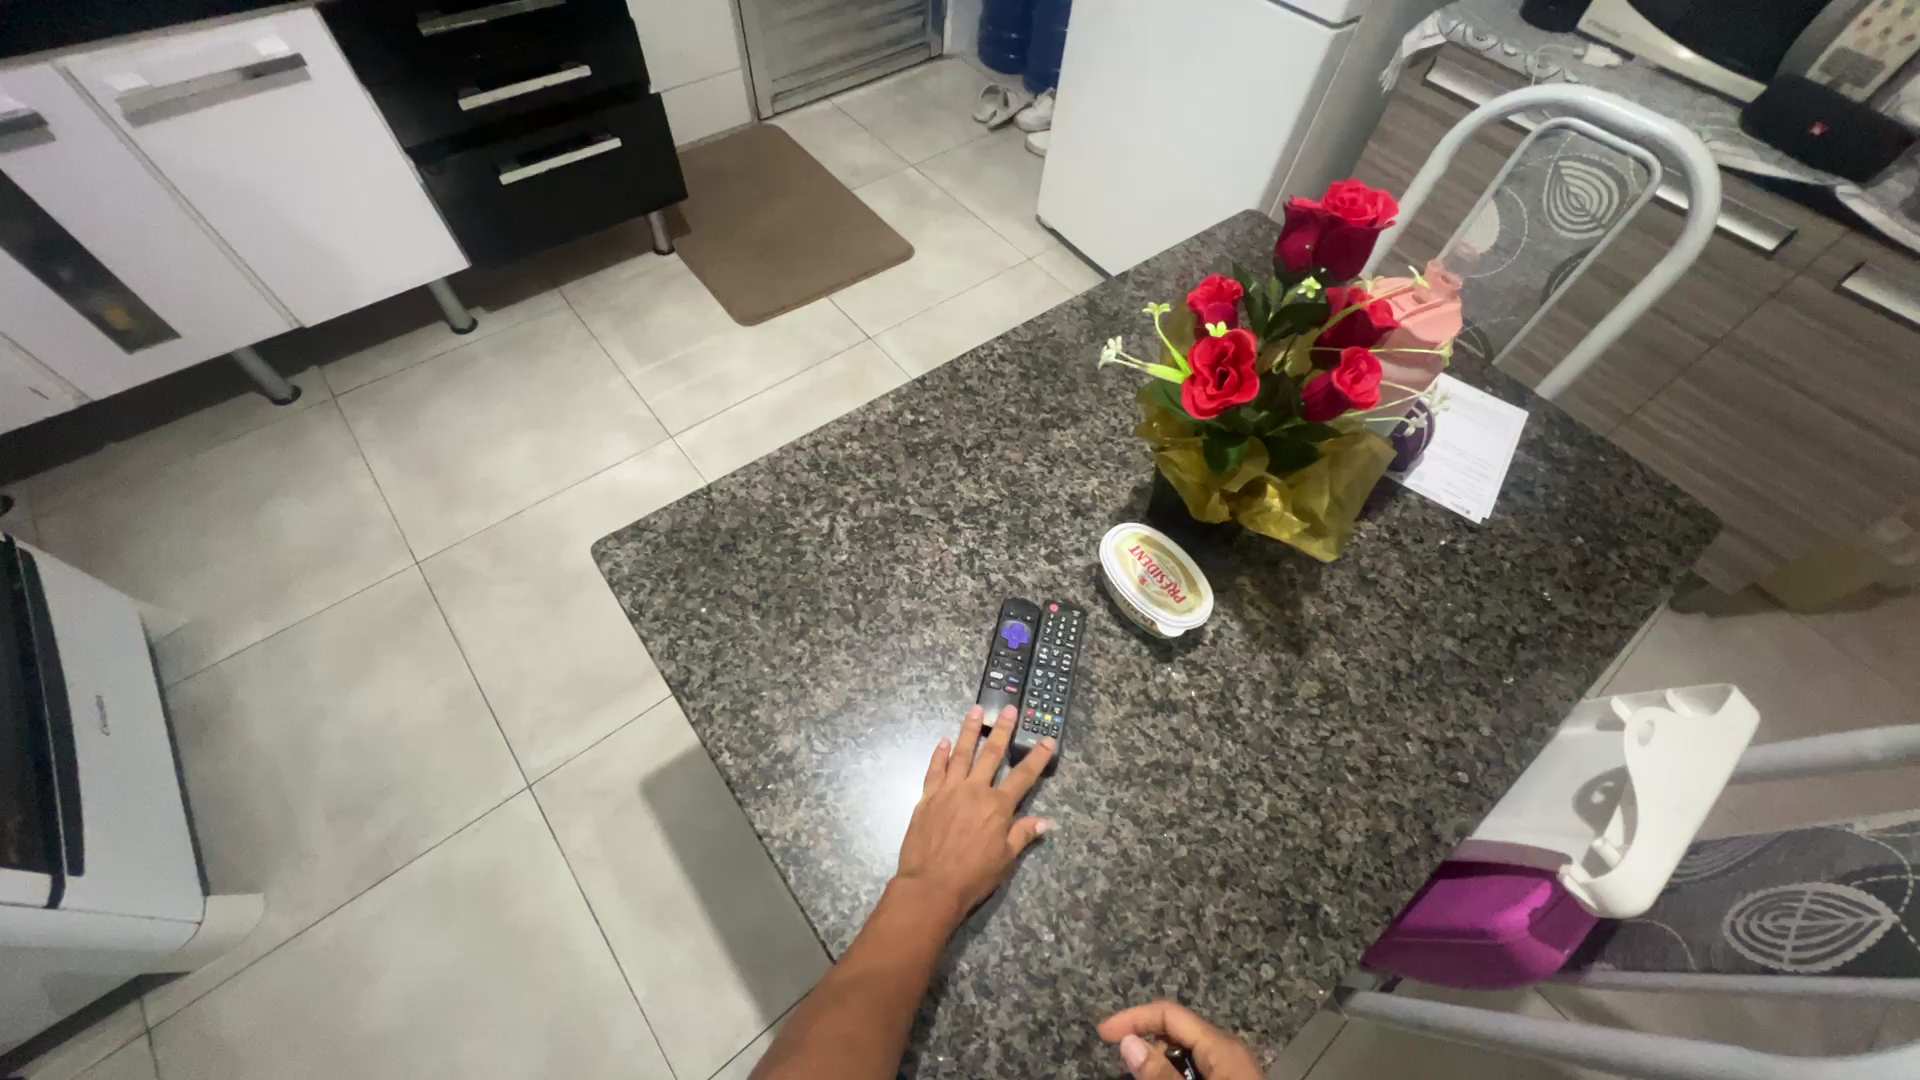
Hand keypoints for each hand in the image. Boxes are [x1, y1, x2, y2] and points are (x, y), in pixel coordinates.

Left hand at [892, 705, 1055, 926]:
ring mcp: (949, 790)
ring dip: (969, 730)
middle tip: (1008, 709)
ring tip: (976, 710)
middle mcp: (975, 790)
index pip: (1023, 776)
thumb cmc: (972, 876)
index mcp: (998, 806)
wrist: (931, 886)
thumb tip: (1047, 821)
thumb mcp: (1005, 860)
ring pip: (962, 753)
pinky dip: (940, 754)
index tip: (1047, 739)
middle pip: (992, 754)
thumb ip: (1023, 835)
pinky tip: (944, 741)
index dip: (1037, 757)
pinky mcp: (928, 796)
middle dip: (1002, 730)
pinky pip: (935, 769)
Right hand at [1098, 1000, 1262, 1079]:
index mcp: (1221, 1047)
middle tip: (1126, 1074)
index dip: (1133, 1018)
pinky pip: (1197, 1077)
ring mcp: (1232, 1074)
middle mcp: (1227, 1054)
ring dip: (1162, 1072)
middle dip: (1147, 1052)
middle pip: (1175, 1037)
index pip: (1168, 1013)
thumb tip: (1128, 1042)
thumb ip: (1161, 1076)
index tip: (1103, 1036)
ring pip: (1184, 1061)